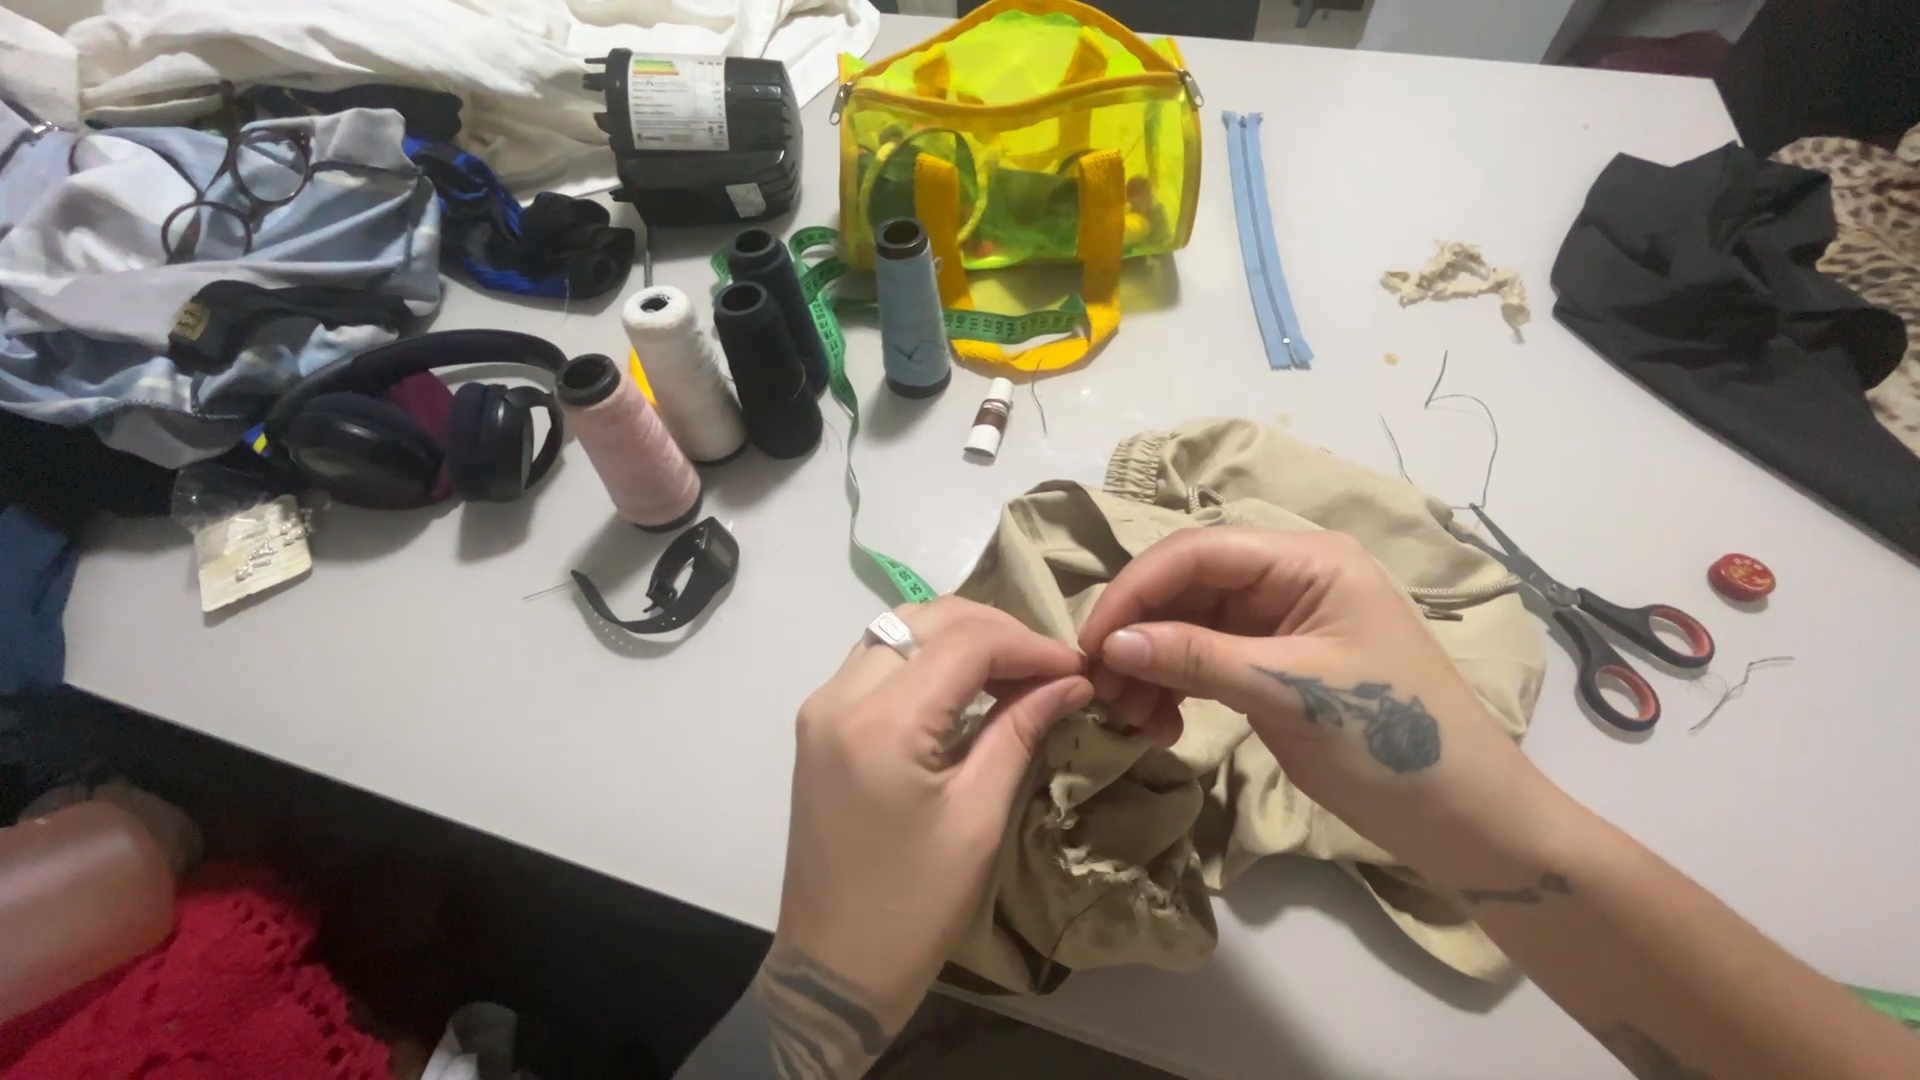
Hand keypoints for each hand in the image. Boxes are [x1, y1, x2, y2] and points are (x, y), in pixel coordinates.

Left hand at [775, 597, 1092, 1030]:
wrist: (831, 967)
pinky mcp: (819, 721)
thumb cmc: (915, 906)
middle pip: (928, 620)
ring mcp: (822, 704)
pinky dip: (924, 654)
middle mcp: (840, 695)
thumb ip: (1020, 731)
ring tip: (1012, 669)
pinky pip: (877, 657)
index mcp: (882, 723)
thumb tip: (1070, 681)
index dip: (1028, 645)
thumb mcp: (979, 818)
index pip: (965, 642)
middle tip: (1048, 666)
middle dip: (996, 631)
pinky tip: (963, 681)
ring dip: (958, 635)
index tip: (1075, 665)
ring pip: (898, 628)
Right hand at [1078, 527, 1543, 867]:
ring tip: (1129, 718)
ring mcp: (1275, 623)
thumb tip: (1110, 644)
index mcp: (1306, 562)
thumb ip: (1197, 659)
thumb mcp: (1292, 694)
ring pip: (1184, 627)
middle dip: (1138, 635)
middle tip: (1102, 690)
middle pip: (1185, 588)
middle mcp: (1285, 580)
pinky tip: (1159, 724)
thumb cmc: (1395, 744)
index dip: (1137, 591)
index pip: (1197, 554)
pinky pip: (1199, 661)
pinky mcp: (1267, 664)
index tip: (1093, 644)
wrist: (1468, 822)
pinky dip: (1171, 688)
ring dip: (1149, 667)